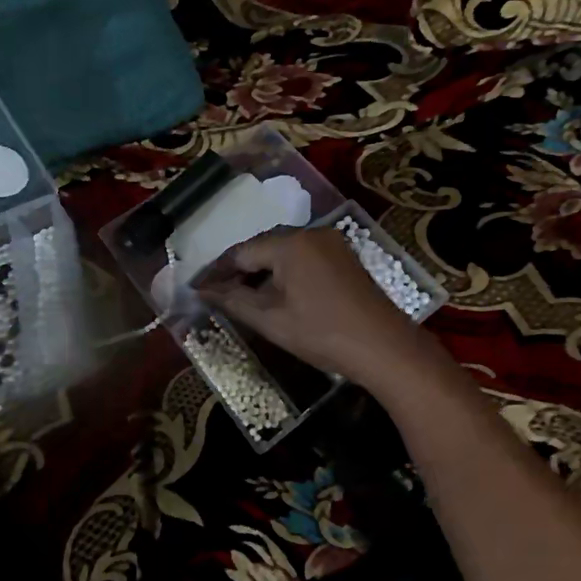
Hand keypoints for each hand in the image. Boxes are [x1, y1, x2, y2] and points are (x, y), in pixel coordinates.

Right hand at [194, 226, 441, 388]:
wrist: (384, 347)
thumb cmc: (321, 334)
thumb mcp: (270, 320)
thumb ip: (233, 300)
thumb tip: (203, 291)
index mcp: (290, 243)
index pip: (241, 252)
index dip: (217, 272)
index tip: (197, 289)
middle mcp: (311, 233)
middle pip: (263, 248)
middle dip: (239, 271)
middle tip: (217, 294)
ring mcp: (332, 244)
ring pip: (284, 253)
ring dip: (262, 273)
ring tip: (242, 297)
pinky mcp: (344, 258)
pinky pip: (304, 258)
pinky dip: (285, 274)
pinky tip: (275, 295)